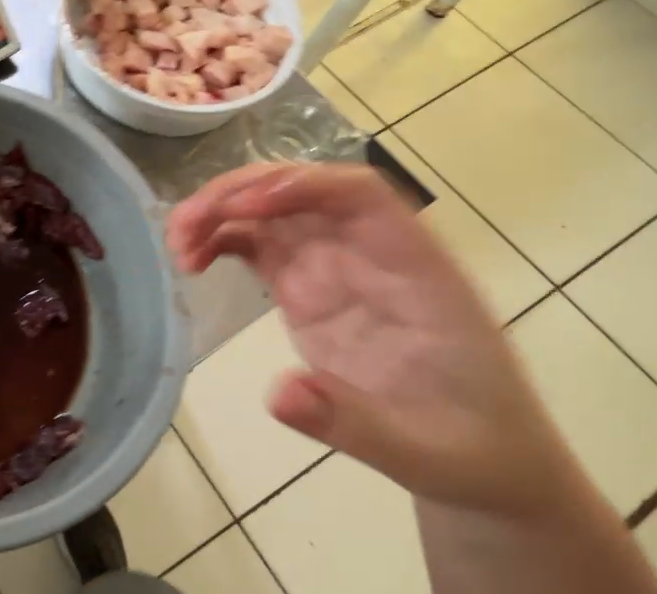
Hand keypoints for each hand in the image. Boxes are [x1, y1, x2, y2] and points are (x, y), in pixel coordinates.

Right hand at [167, 163, 582, 517]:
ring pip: (270, 209)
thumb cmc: (472, 455)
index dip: (302, 186)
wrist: (480, 469)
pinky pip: (258, 243)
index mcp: (416, 271)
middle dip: (239, 193)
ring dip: (219, 211)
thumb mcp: (423, 453)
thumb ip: (353, 422)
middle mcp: (370, 254)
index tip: (246, 208)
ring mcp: (335, 267)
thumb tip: (277, 394)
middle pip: (300, 191)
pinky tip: (191, 260)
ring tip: (176, 242)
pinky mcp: (307, 288)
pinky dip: (220, 240)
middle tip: (184, 223)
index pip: (361, 196)